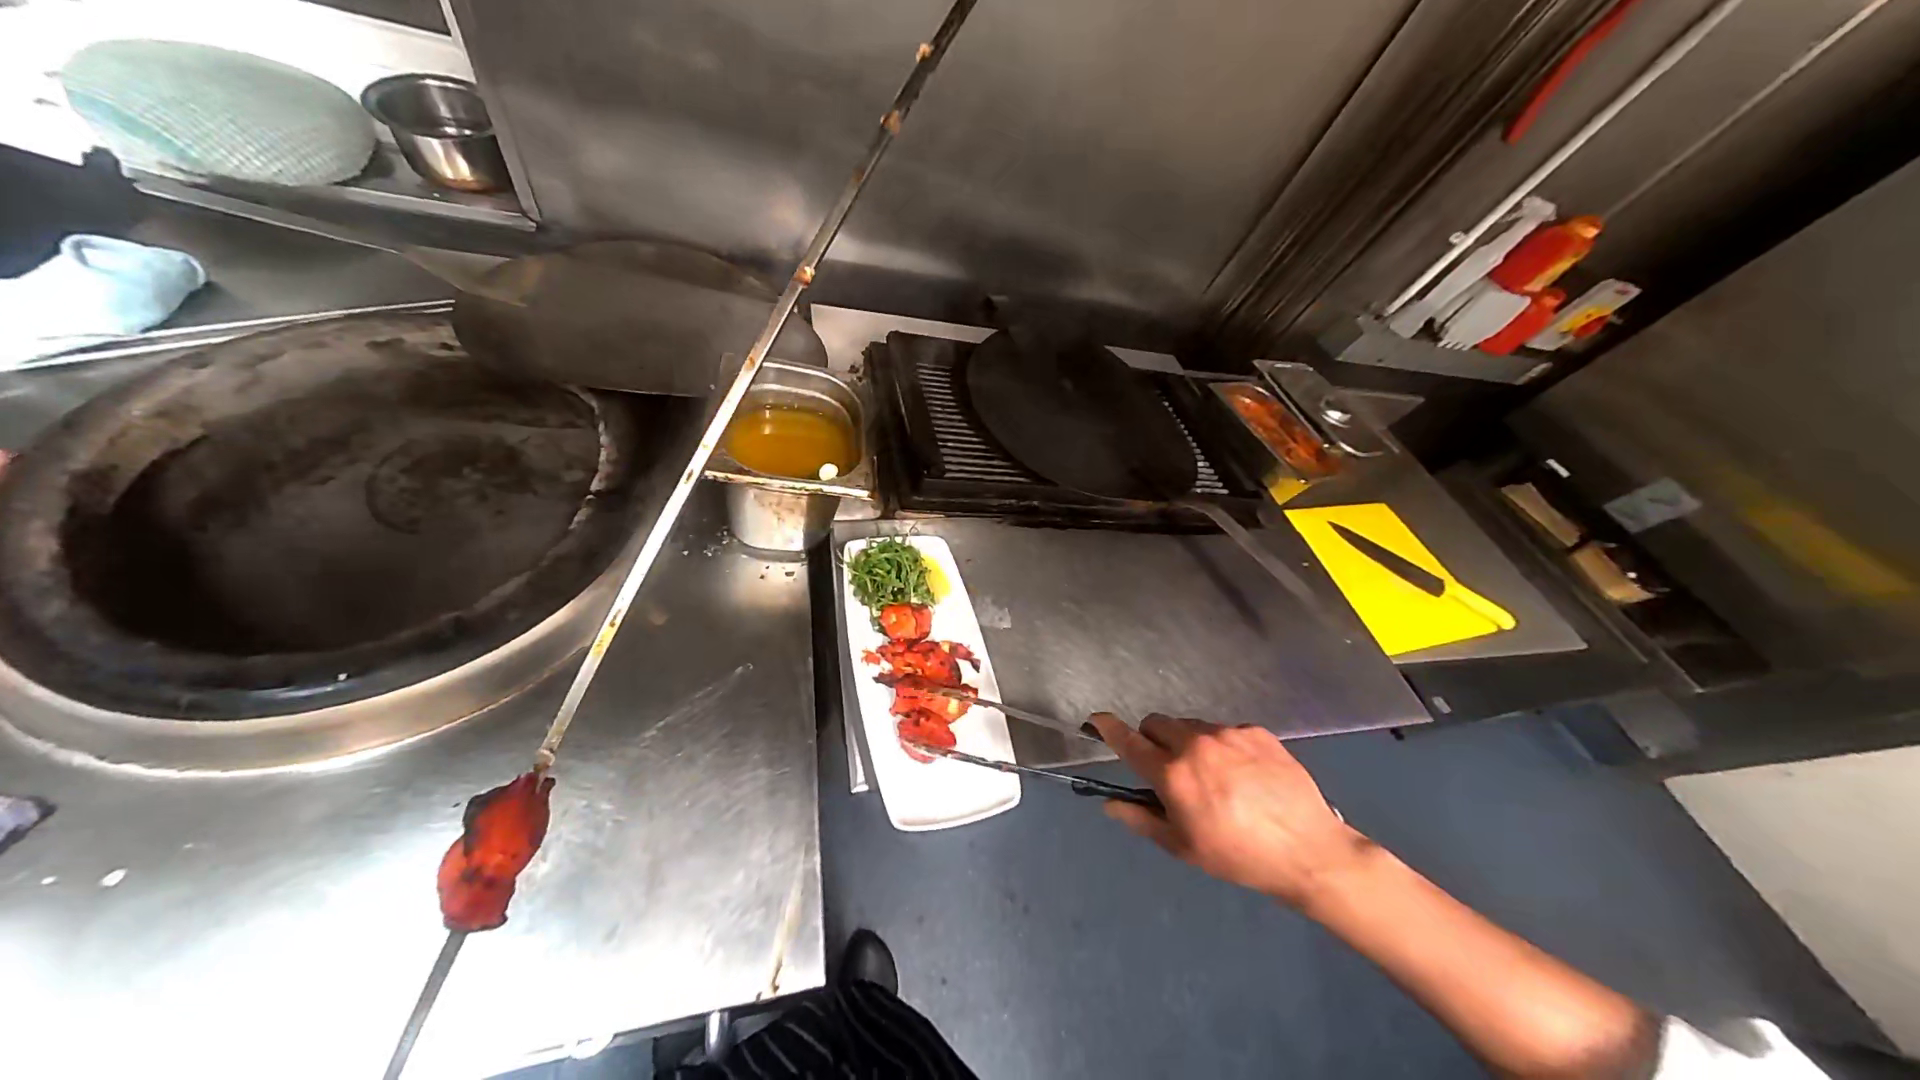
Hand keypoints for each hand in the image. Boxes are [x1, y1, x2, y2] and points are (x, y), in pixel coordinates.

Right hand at [1088, 713, 1371, 908]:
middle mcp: (1196, 744)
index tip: (1096, 721)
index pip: (1128, 741)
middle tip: (1167, 768)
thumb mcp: (1181, 846)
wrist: (1309, 852)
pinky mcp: (1257, 732)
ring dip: (1187, 742)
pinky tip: (1242, 774)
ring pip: (1191, 725)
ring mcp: (1229, 734)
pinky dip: (1221, 746)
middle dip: (1152, 739)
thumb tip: (1110, 803)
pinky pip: (1225, 730)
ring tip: (1211, 775)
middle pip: (1156, 723)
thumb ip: (1140, 819)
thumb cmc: (1237, 855)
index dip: (1107, 728)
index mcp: (1173, 773)